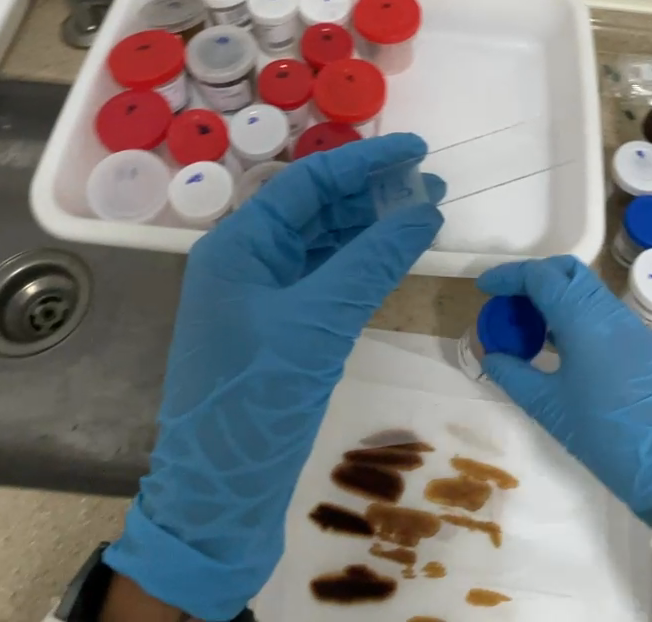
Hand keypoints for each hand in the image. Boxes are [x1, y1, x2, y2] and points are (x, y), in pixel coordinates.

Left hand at [104, 134, 443, 620]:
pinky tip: (398, 255)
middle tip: (432, 184)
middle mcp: (249, 260)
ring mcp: (266, 296)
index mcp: (239, 245)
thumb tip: (425, 211)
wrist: (219, 501)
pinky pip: (329, 278)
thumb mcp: (317, 325)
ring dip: (373, 227)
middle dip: (374, 193)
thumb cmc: (254, 402)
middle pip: (318, 208)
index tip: (417, 149)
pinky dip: (364, 265)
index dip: (364, 162)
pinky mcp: (284, 328)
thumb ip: (371, 262)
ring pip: (326, 243)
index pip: (308, 182)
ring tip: (427, 214)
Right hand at [477, 255, 651, 526]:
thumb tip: (487, 353)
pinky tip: (557, 341)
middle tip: (507, 300)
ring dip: (554, 293)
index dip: (508, 276)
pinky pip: (599, 309)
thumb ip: (513, 374)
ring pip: (585, 288)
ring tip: (527, 323)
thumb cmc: (605, 434)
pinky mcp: (640, 341)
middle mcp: (607, 310)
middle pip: (567, 271)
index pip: (540, 276)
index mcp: (582, 318)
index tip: (484, 288)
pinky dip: (573, 310)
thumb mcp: (550, 407)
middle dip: (533, 276)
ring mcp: (628, 323)